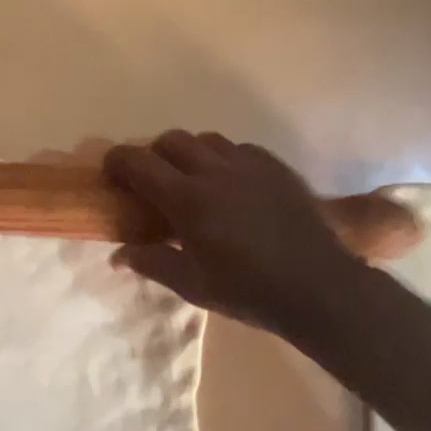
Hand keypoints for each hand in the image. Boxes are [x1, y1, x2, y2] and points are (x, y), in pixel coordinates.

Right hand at [104, 131, 367, 336]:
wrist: (321, 289)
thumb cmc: (249, 291)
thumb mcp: (192, 286)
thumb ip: (152, 263)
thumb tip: (119, 254)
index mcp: (188, 199)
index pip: (139, 163)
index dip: (117, 161)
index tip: (110, 172)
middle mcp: (214, 171)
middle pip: (172, 140)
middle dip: (154, 153)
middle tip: (153, 179)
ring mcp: (249, 165)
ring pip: (207, 140)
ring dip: (191, 153)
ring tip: (194, 179)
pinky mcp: (276, 168)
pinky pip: (241, 149)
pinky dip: (225, 159)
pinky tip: (233, 185)